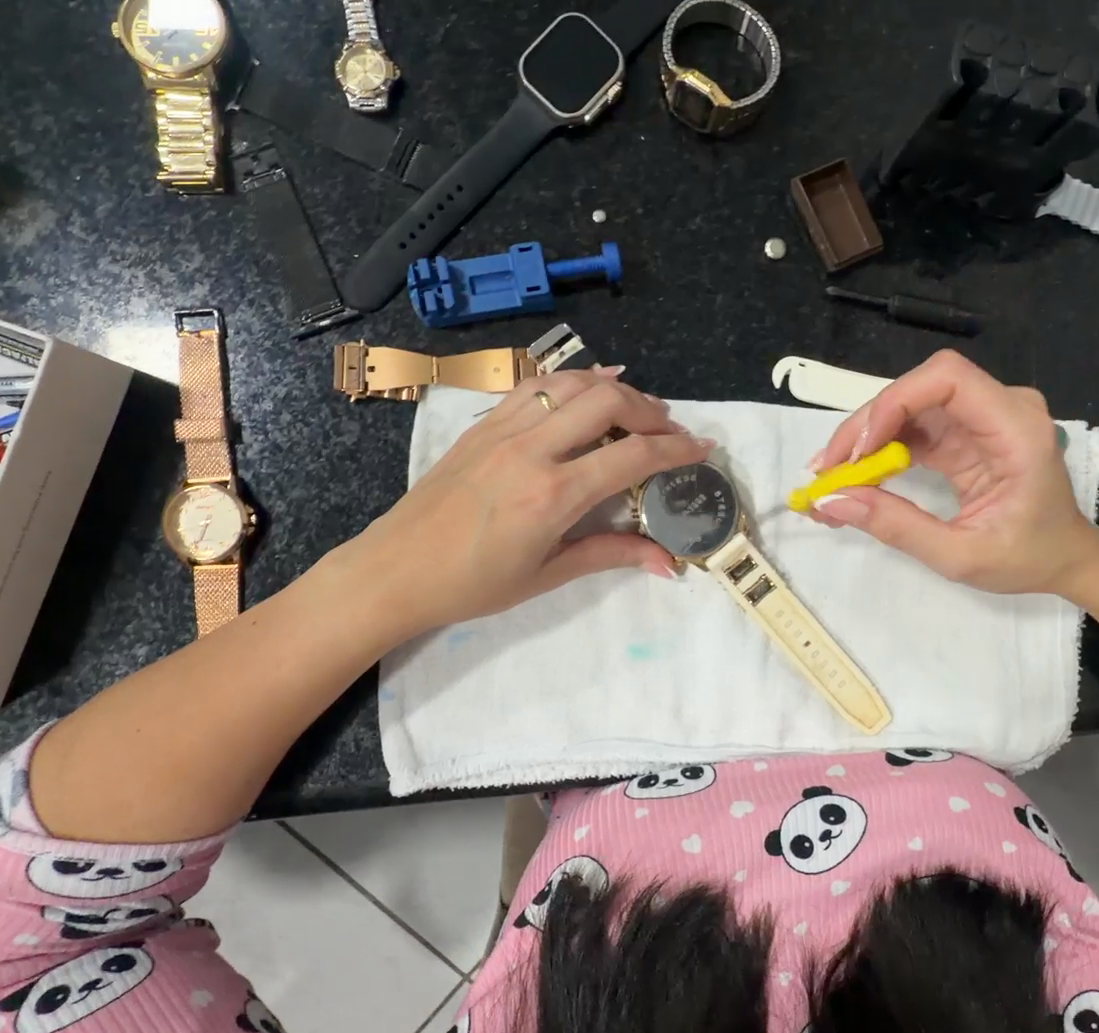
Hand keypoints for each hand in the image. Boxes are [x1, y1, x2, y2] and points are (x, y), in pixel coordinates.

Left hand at [347, 369, 713, 630]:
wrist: (395, 570)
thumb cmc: (472, 585)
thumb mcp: (547, 576)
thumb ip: (610, 555)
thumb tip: (668, 563)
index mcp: (552, 495)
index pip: (631, 457)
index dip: (676, 449)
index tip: (704, 448)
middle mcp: (531, 450)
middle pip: (607, 401)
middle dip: (651, 410)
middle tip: (670, 430)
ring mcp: (503, 430)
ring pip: (571, 383)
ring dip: (613, 388)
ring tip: (636, 407)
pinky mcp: (483, 424)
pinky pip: (534, 386)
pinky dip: (570, 380)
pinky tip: (587, 386)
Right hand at [806, 350, 1098, 595]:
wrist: (1065, 558)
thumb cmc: (1028, 558)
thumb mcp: (960, 556)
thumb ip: (897, 527)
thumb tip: (831, 502)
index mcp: (1016, 430)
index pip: (948, 378)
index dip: (895, 402)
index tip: (859, 452)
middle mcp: (1001, 408)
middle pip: (918, 389)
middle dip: (866, 426)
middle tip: (826, 472)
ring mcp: (982, 416)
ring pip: (909, 405)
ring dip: (865, 437)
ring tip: (832, 478)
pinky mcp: (965, 431)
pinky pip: (914, 426)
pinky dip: (880, 449)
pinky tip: (855, 476)